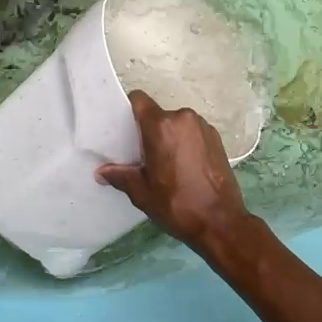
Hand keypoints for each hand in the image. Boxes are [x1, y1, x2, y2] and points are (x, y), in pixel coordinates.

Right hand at [96, 90, 252, 251]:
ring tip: (168, 163)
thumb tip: (101, 172)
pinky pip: (193, 132)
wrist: (221, 222)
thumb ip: (121, 176)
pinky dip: (187, 143)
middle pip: (158, 115)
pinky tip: (186, 167)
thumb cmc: (176, 205)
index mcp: (161, 126)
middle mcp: (183, 118)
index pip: (139, 100)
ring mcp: (203, 126)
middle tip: (145, 155)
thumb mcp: (142, 193)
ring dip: (170, 137)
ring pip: (177, 124)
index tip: (126, 129)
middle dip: (150, 131)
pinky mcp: (217, 138)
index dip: (130, 110)